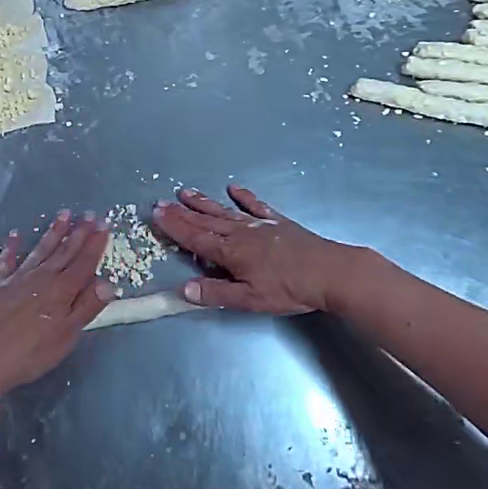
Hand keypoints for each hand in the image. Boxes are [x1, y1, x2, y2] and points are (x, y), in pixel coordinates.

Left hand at [0, 211, 113, 396]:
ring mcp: (18, 278)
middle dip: (78, 233)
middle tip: (89, 214)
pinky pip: (7, 261)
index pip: (84, 263)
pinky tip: (14, 235)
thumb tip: (108, 282)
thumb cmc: (31, 353)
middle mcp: (41, 278)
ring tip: (63, 214)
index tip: (104, 224)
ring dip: (52, 232)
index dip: (95, 244)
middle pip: (64, 252)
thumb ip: (87, 307)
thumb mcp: (66, 335)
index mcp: (61, 290)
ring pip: (40, 250)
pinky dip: (11, 247)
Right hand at [153, 186, 370, 315]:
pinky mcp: (277, 222)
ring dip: (202, 203)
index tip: (156, 214)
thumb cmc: (290, 289)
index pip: (194, 238)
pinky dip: (244, 197)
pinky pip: (255, 206)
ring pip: (223, 211)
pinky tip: (234, 188)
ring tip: (184, 192)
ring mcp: (258, 225)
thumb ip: (217, 294)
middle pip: (204, 221)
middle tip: (160, 202)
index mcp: (230, 253)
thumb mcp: (251, 300)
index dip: (173, 227)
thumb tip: (184, 289)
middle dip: (181, 213)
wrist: (331, 272)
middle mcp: (239, 234)